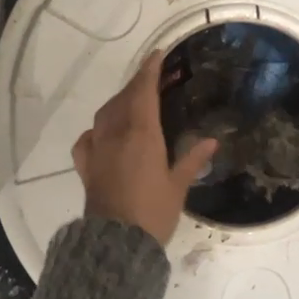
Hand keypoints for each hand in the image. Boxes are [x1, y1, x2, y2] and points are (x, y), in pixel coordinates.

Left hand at [72, 53, 219, 245]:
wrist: (115, 244)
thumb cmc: (152, 213)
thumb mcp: (178, 186)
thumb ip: (192, 159)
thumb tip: (212, 140)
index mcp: (141, 133)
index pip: (144, 91)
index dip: (150, 70)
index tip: (158, 54)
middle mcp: (116, 133)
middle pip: (125, 98)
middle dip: (138, 83)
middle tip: (154, 78)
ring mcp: (97, 149)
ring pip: (105, 114)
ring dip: (119, 102)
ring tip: (133, 102)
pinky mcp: (86, 167)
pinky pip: (87, 139)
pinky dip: (97, 130)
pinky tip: (103, 134)